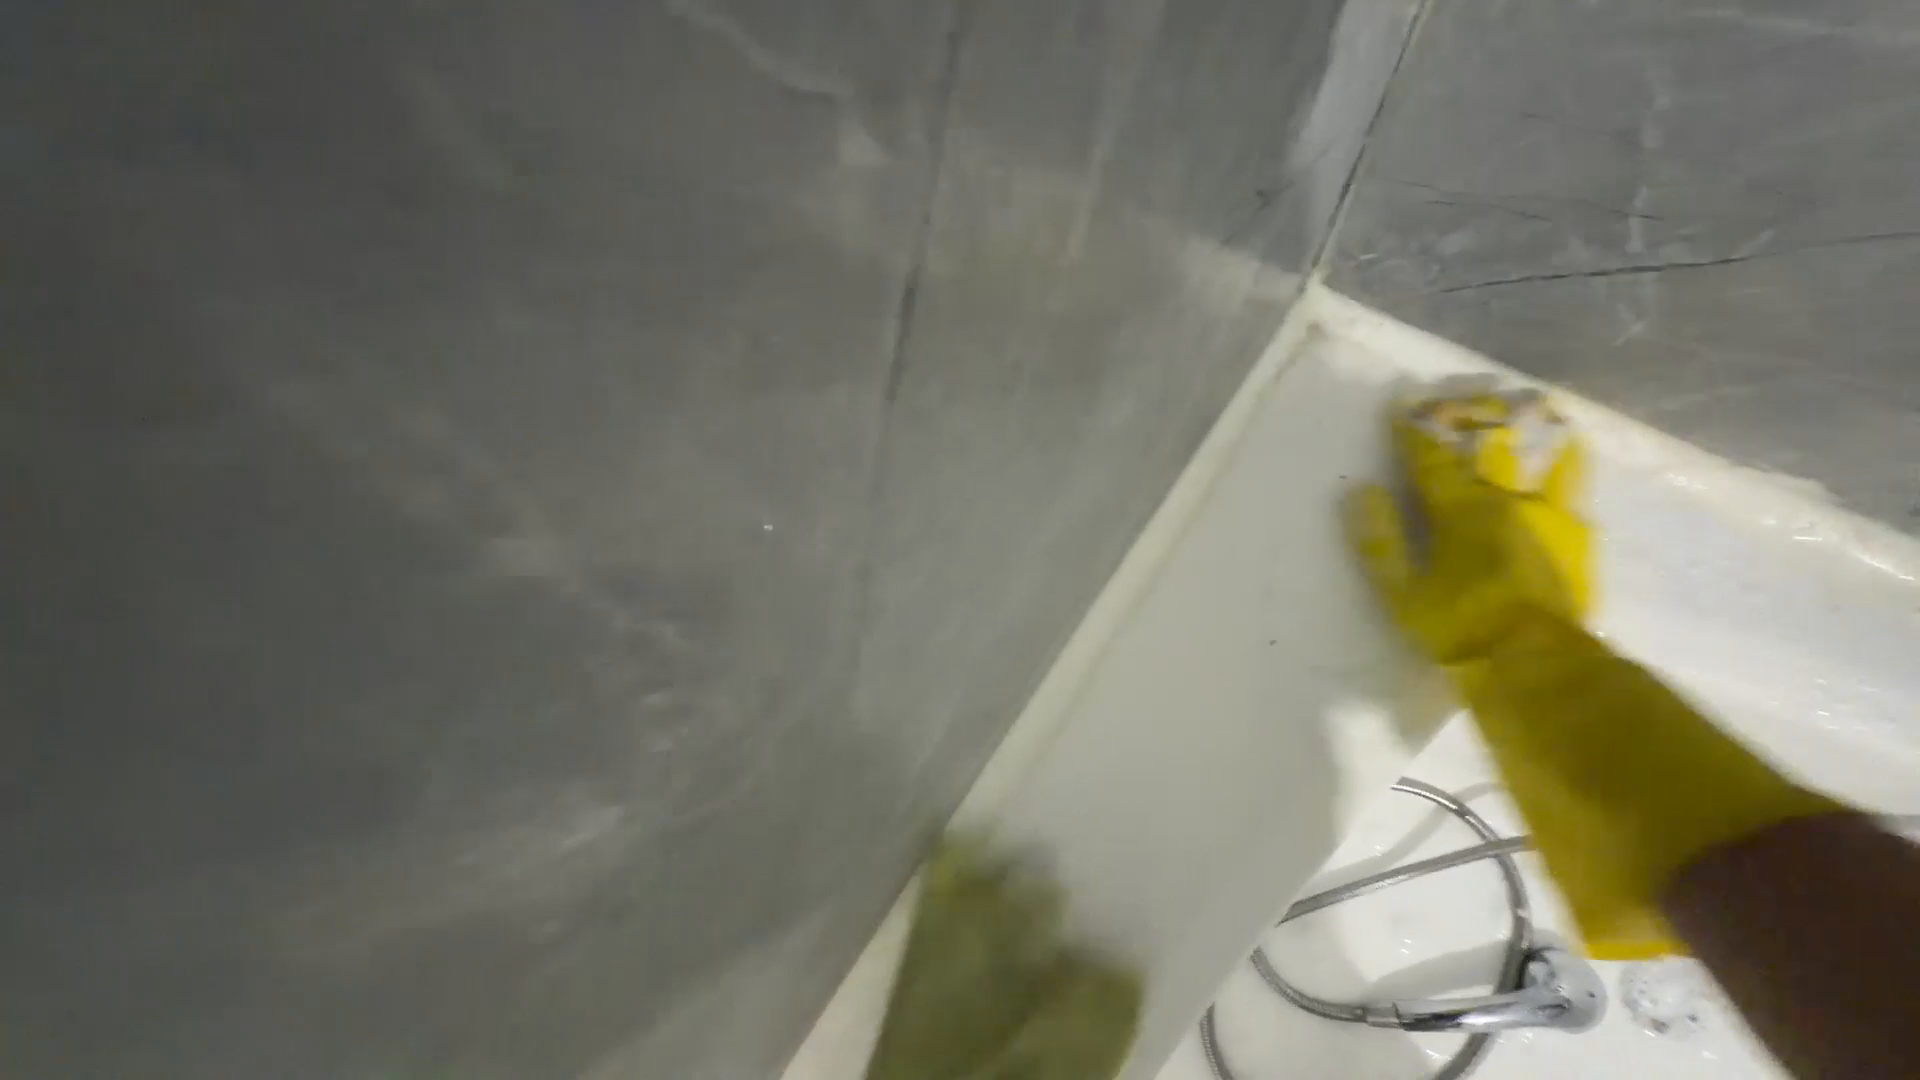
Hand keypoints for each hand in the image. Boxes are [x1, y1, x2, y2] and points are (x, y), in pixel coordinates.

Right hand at [1343, 387, 1591, 665]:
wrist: (1538, 664)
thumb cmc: (1459, 627)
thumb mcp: (1400, 592)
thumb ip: (1380, 539)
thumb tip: (1361, 491)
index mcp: (1458, 511)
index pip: (1430, 459)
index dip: (1413, 430)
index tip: (1402, 404)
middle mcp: (1505, 500)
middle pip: (1488, 445)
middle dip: (1472, 416)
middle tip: (1464, 392)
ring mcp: (1547, 514)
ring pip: (1540, 454)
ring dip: (1530, 424)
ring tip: (1532, 401)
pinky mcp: (1575, 535)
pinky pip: (1572, 483)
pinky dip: (1567, 458)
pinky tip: (1570, 448)